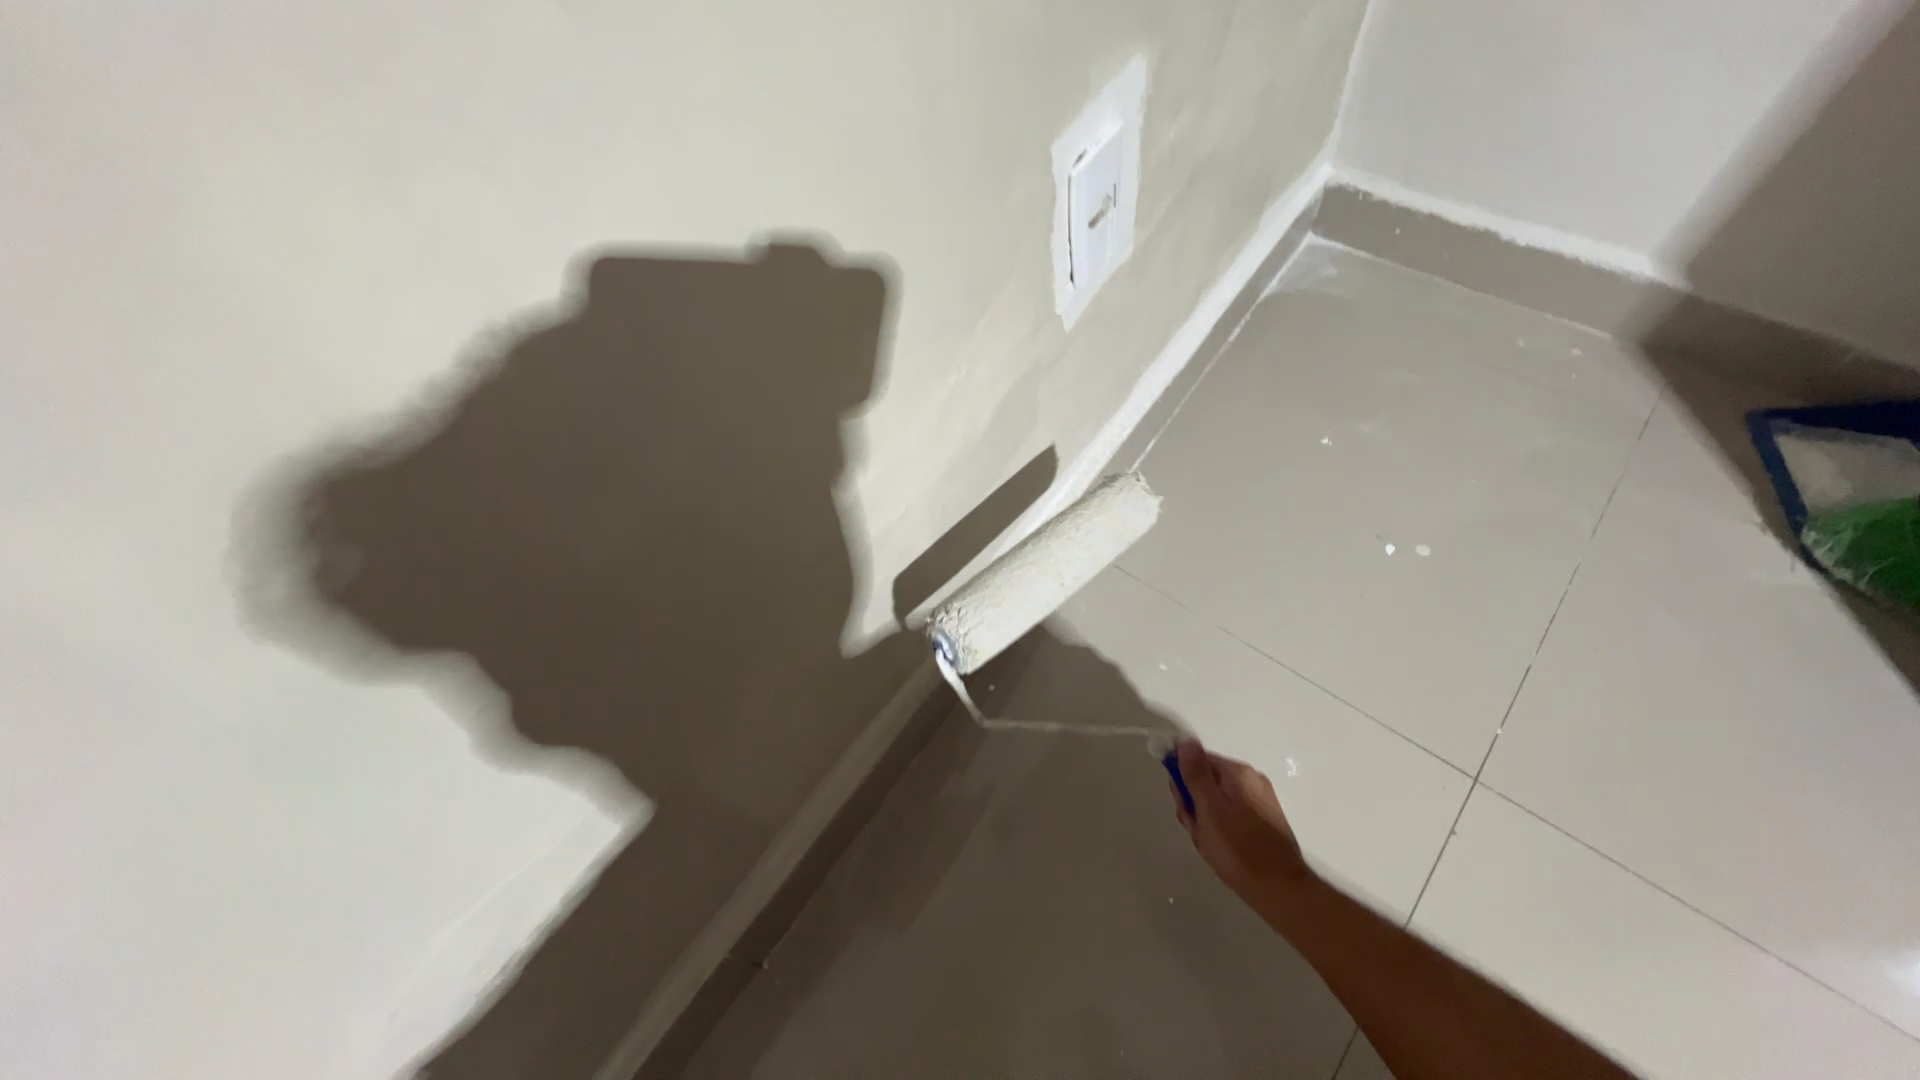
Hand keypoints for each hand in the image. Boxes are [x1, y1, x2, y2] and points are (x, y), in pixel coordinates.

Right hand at [1172, 739, 1311, 901]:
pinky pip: (1231, 815)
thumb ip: (1195, 773)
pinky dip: (1220, 827)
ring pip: (1217, 801)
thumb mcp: (1208, 808)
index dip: (1183, 779)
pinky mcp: (1264, 821)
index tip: (1181, 802)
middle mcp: (1252, 780)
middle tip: (1196, 826)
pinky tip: (1221, 848)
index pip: (1198, 759)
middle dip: (1194, 802)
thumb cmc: (1237, 848)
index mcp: (1239, 773)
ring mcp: (1260, 801)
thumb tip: (1186, 741)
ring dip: (1205, 817)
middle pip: (1208, 780)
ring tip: (1209, 842)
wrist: (1279, 889)